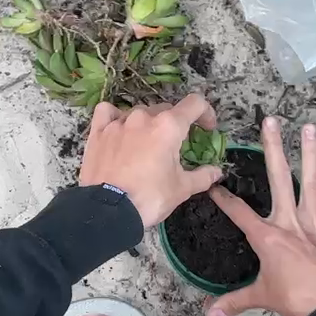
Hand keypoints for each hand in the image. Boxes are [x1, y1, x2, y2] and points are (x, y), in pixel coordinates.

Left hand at [79, 94, 222, 226]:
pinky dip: (116, 116)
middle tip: (176, 146)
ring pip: (140, 112)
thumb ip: (203, 176)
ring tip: (147, 144)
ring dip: (149, 123)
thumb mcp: (182, 189)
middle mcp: (143, 117)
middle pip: (166, 110)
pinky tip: (119, 128)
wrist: (107, 212)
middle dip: (176, 125)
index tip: (207, 128)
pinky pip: (108, 112)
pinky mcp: (98, 131)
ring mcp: (118, 122)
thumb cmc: (149, 198)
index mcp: (168, 127)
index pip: (195, 104)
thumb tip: (217, 172)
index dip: (206, 113)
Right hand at [204, 117, 315, 315]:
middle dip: (273, 149)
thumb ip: (233, 303)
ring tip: (310, 127)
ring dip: (311, 154)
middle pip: (279, 179)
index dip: (223, 199)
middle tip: (271, 121)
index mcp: (267, 237)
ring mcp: (314, 224)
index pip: (238, 213)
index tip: (213, 184)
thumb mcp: (259, 298)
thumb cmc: (294, 299)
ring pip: (311, 183)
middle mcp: (289, 223)